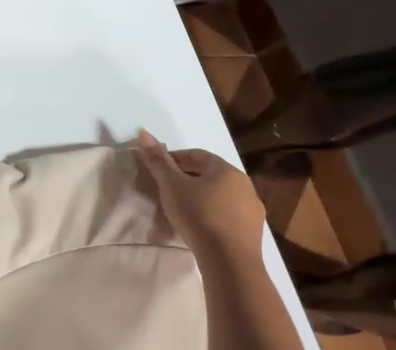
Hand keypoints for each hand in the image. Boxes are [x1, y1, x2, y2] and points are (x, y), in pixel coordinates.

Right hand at [136, 129, 267, 264]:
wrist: (230, 262)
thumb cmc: (199, 215)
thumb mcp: (171, 185)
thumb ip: (158, 160)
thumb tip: (143, 132)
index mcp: (228, 171)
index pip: (197, 155)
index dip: (174, 159)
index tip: (158, 170)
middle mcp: (246, 187)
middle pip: (210, 175)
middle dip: (186, 178)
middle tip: (166, 188)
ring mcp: (253, 212)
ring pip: (220, 196)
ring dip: (200, 197)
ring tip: (180, 208)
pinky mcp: (253, 234)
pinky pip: (227, 215)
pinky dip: (211, 214)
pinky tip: (198, 226)